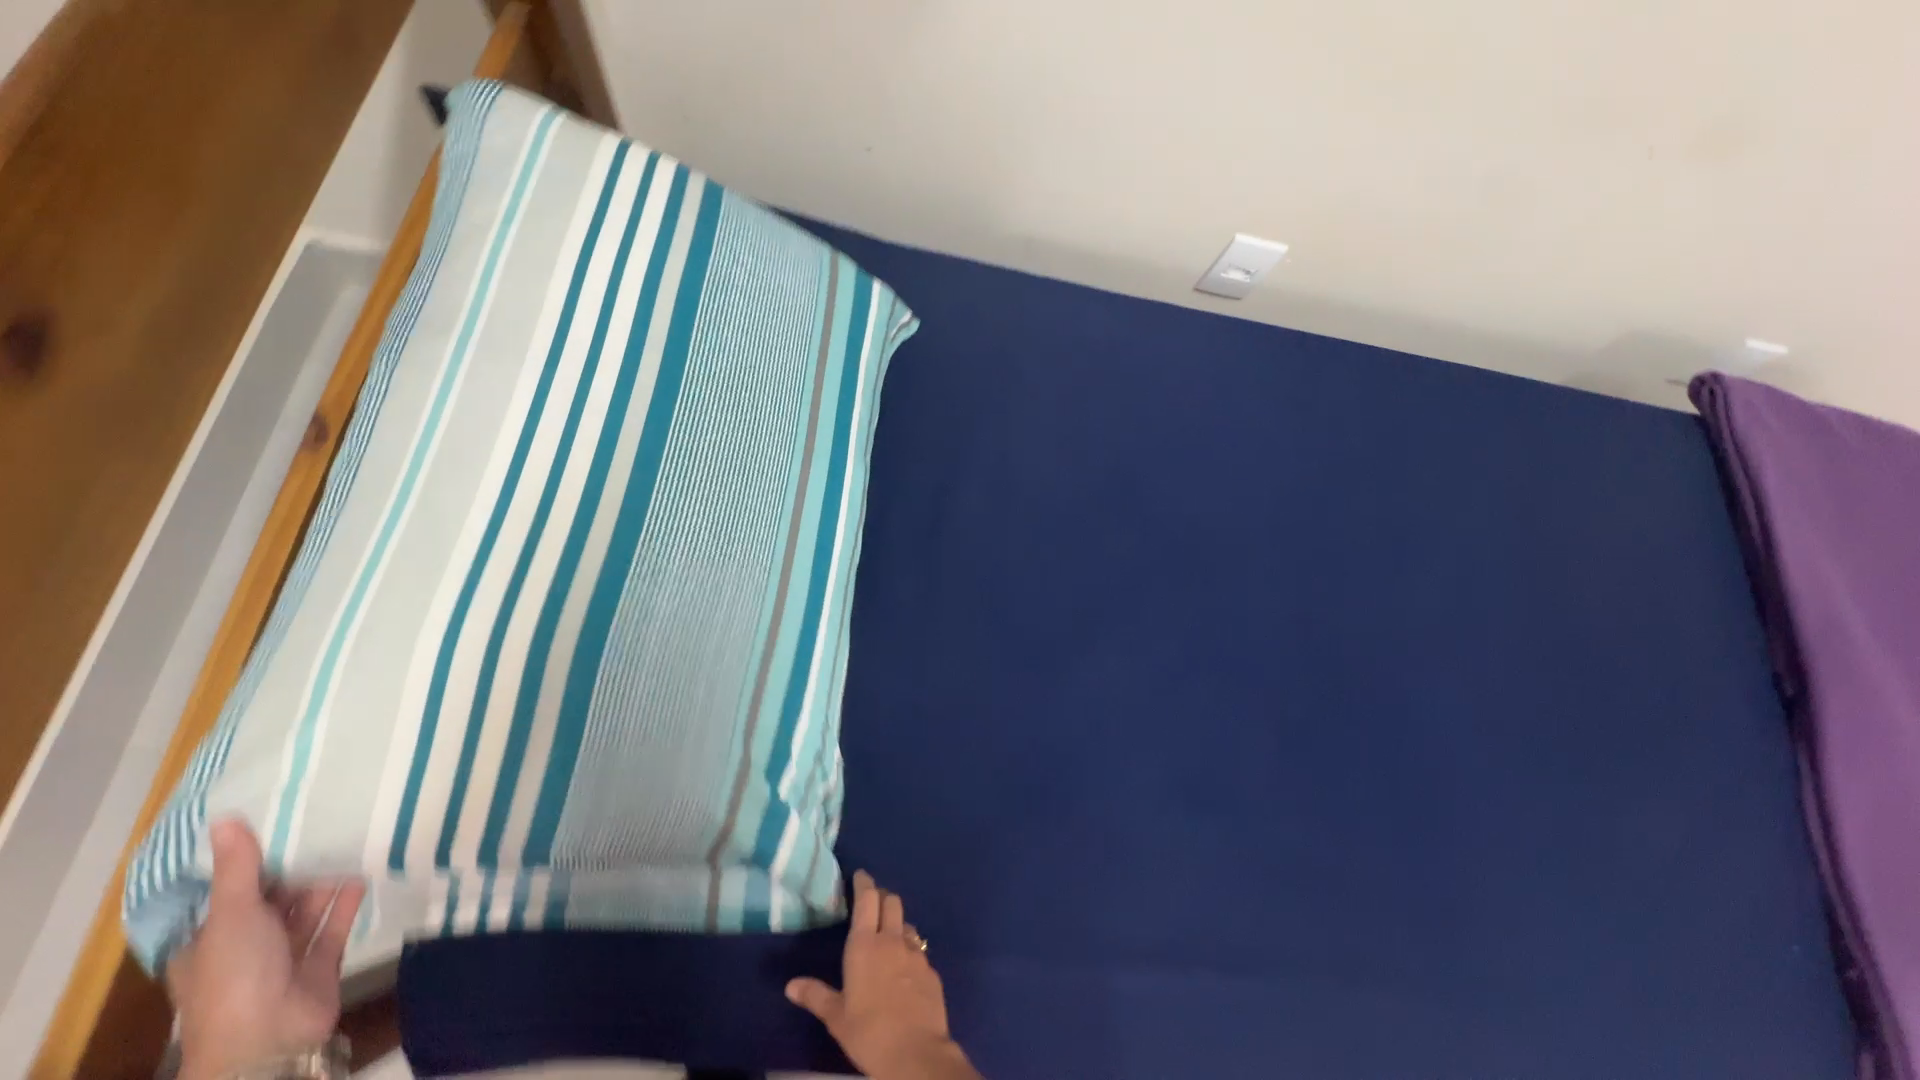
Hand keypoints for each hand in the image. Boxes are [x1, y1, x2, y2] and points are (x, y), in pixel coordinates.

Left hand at [167, 819, 365, 1079]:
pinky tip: (361, 872)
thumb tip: (225, 818)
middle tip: (320, 823)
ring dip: (323, 883)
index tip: (273, 825)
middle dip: (293, 869)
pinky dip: (346, 902)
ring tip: (347, 840)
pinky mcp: (321, 963)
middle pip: (271, 900)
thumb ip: (237, 868)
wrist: (270, 1035)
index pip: (227, 894)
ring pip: (305, 911)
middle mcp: (246, 946)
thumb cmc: (235, 974)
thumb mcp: (231, 915)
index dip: (247, 863)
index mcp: (210, 940)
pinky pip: (334, 925)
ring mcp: (285, 956)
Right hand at [785, 870, 981, 1079]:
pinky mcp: (931, 972)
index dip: (864, 884)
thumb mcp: (836, 1017)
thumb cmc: (869, 1032)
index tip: (861, 875)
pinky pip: (919, 951)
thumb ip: (816, 996)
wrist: (917, 1053)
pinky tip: (904, 968)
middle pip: (891, 902)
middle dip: (882, 896)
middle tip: (872, 901)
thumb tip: (791, 985)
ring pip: (907, 924)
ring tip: (887, 933)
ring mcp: (916, 955)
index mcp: (865, 946)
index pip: (866, 900)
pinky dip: (910, 950)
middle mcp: (892, 941)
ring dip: (897, 922)